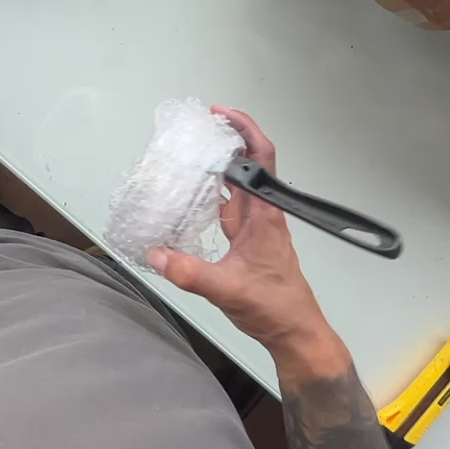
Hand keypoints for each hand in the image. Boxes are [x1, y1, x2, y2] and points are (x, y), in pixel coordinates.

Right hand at [148, 107, 345, 374]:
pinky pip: (225, 203)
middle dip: (224, 138)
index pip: (261, 159)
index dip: (244, 130)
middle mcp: (259, 213)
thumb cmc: (275, 309)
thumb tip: (154, 254)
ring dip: (217, 162)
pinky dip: (209, 190)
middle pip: (247, 162)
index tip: (220, 115)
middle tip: (196, 126)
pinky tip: (189, 192)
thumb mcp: (228, 290)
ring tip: (188, 150)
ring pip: (235, 182)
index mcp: (263, 215)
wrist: (295, 333)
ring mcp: (252, 225)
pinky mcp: (244, 238)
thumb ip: (190, 272)